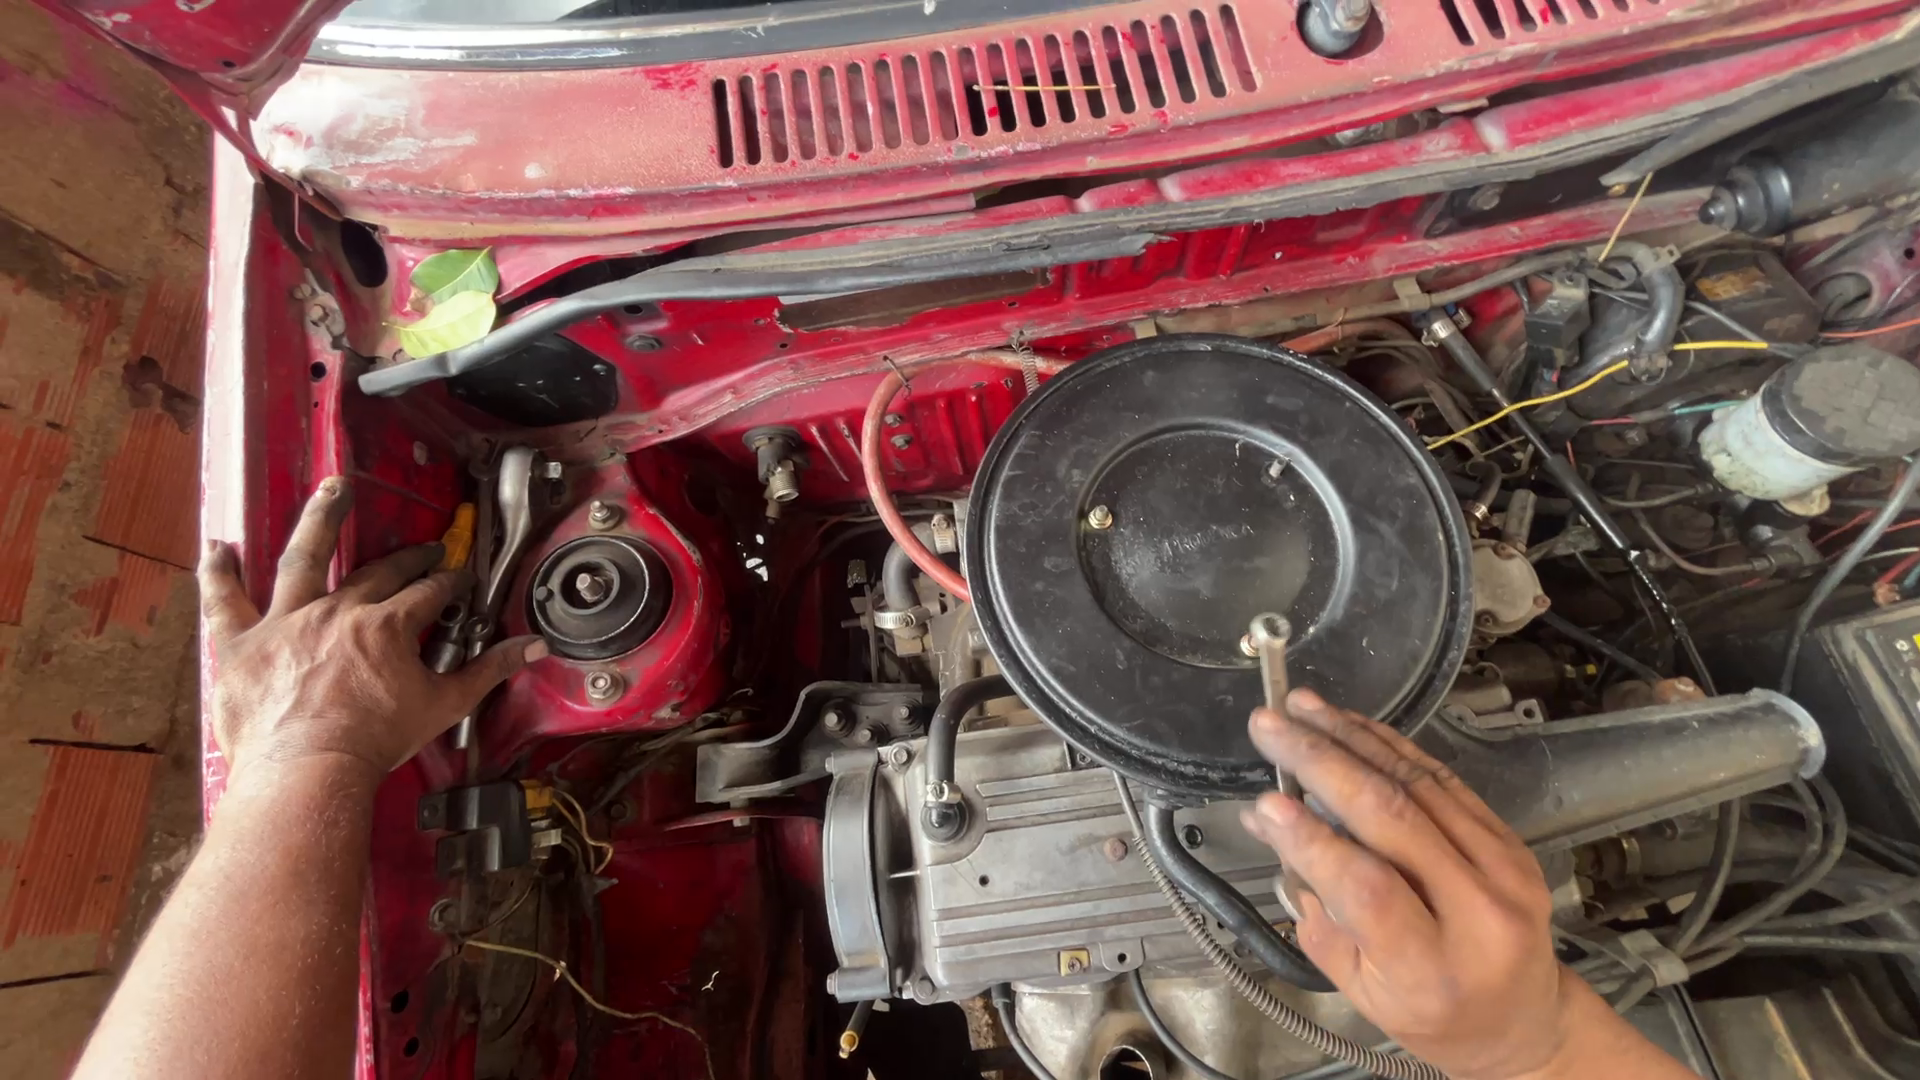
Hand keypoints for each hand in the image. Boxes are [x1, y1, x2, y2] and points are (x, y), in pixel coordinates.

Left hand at [197, 477, 547, 781]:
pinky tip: (219, 545)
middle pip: (379, 571)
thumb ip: (492, 668)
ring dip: (319, 520)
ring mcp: (286, 622)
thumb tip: (538, 646)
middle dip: (408, 557)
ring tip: (330, 489)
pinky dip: (220, 571)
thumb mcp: (448, 702)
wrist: (308, 770)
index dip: (450, 582)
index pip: (430, 591)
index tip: (460, 578)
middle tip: (426, 548)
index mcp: (388, 625)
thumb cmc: (379, 737)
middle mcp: (339, 611)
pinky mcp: (240, 644)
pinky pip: (224, 600)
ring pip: (303, 559)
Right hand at [1238, 689, 1660, 1079]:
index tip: (1265, 801)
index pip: (1367, 888)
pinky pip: (1438, 775)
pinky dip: (1385, 741)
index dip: (1312, 840)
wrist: (1526, 1020)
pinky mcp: (1506, 837)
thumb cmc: (1430, 1014)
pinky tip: (1345, 720)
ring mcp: (1501, 866)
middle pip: (1392, 816)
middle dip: (1320, 761)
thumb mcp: (1357, 984)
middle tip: (1268, 727)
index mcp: (1434, 968)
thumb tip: (1265, 821)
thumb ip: (1311, 903)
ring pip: (1413, 781)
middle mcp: (1478, 912)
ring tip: (1298, 706)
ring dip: (1347, 735)